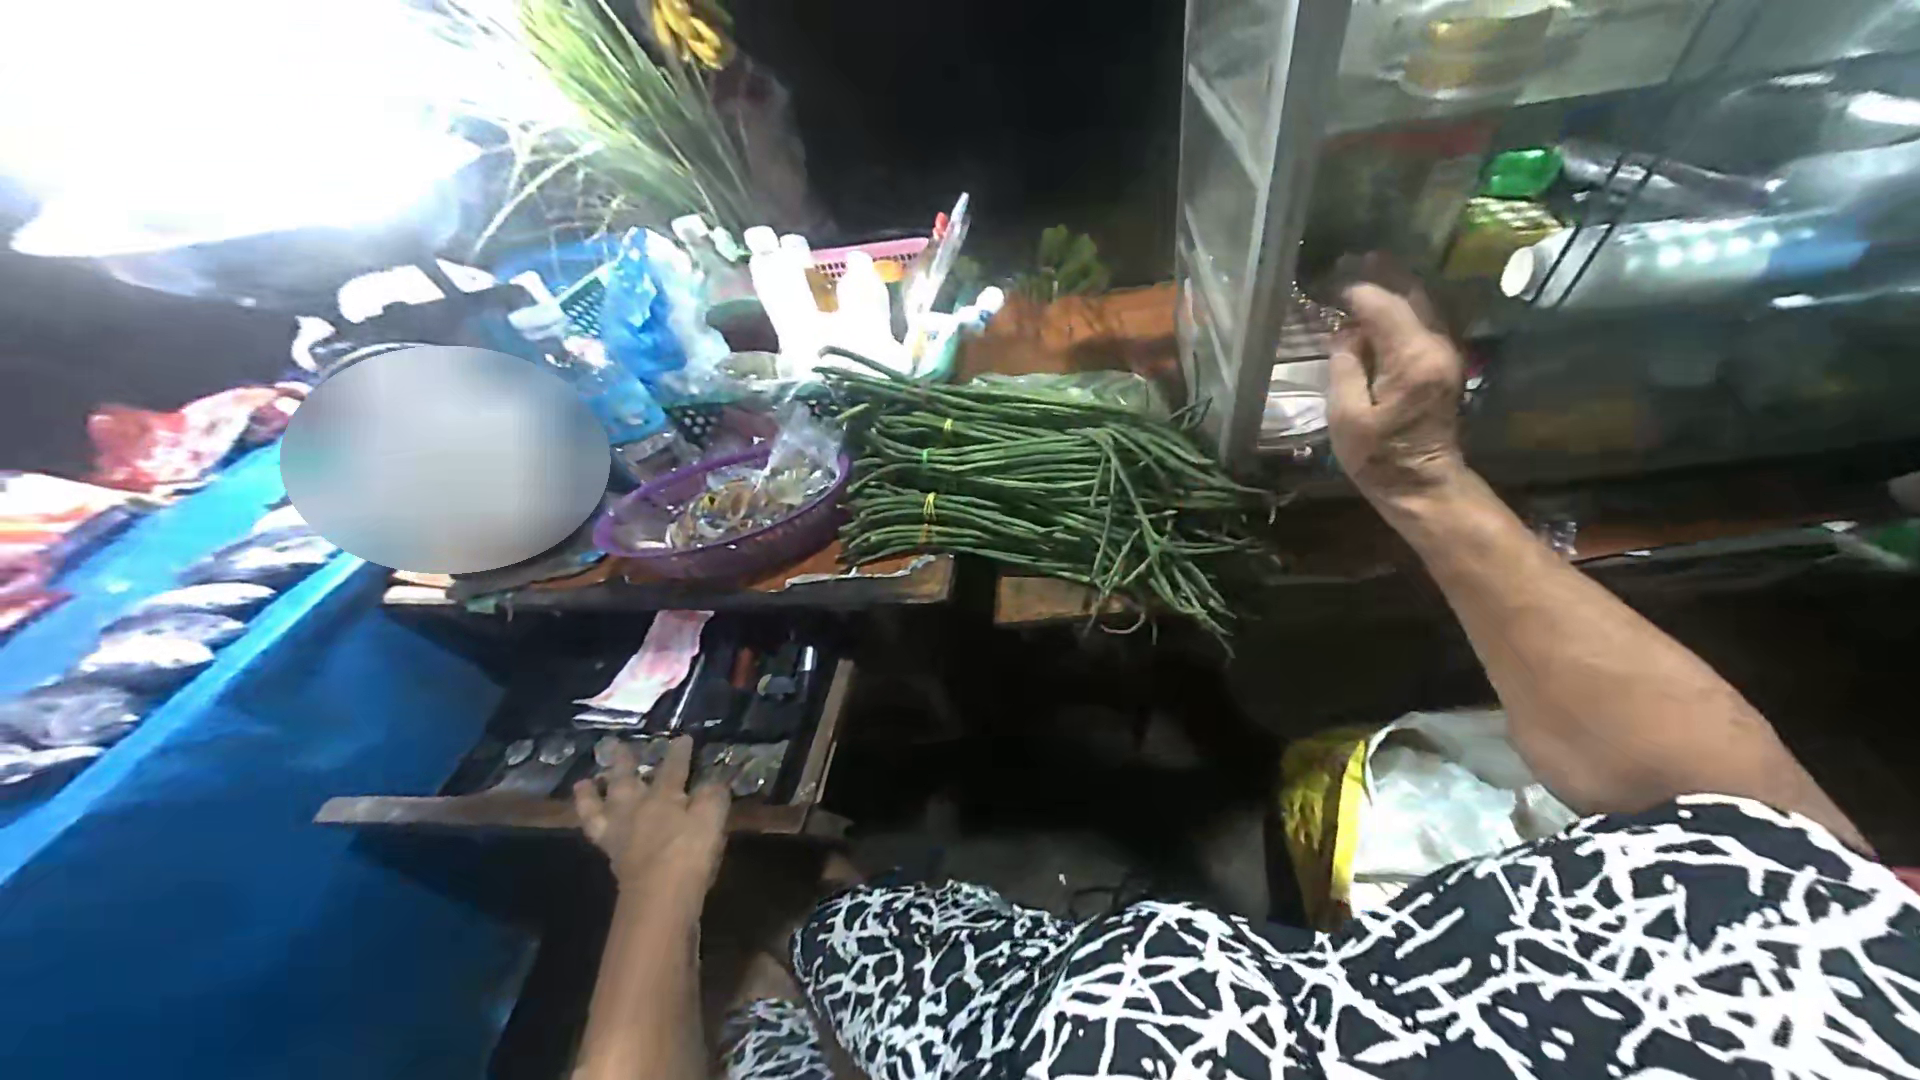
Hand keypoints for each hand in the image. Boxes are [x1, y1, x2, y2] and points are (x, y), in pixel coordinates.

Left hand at [573, 737, 730, 900]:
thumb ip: (713, 795)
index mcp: (663, 797)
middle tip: (617, 746)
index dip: (679, 751)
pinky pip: (596, 834)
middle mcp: (636, 810)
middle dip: (624, 763)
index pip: (673, 767)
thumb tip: (714, 781)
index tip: (683, 737)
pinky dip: (591, 822)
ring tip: (584, 782)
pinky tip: (594, 821)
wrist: (658, 899)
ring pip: (599, 808)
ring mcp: (620, 835)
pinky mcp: (612, 858)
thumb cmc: (690, 853)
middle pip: (627, 781)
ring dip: (591, 794)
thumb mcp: (712, 817)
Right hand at [1327, 283, 1467, 506]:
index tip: (1327, 283)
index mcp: (1411, 359)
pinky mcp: (1442, 364)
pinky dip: (1400, 308)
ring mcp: (1445, 354)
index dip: (1355, 291)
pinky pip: (1421, 323)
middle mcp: (1436, 347)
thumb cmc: (1377, 456)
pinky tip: (1379, 307)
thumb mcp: (1346, 415)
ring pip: (1421, 305)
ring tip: (1363, 273)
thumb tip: (1346, 333)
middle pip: (1411, 296)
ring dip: (1393, 288)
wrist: (1421, 483)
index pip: (1383, 307)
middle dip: (1380, 276)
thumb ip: (1345, 367)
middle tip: (1350, 261)